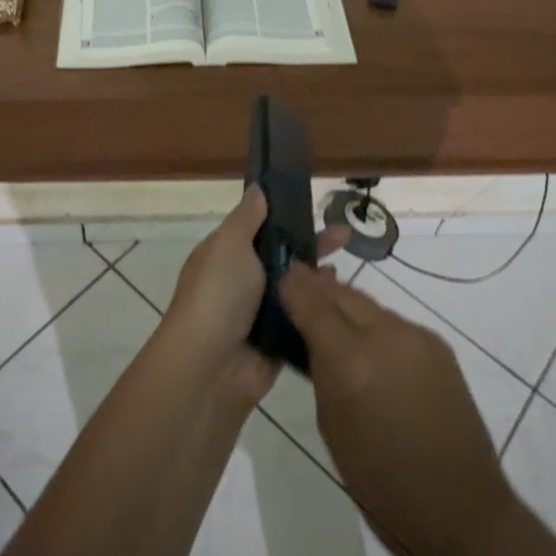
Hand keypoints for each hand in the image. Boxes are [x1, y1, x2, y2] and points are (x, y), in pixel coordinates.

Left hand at [162, 185, 349, 402]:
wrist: (209, 367)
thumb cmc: (218, 295)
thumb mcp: (229, 244)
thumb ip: (247, 218)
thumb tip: (257, 189)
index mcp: (225, 256)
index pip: (260, 230)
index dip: (286, 218)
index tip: (315, 208)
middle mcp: (240, 284)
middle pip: (282, 259)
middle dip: (311, 247)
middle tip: (346, 237)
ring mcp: (258, 316)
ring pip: (294, 291)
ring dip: (317, 281)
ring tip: (344, 270)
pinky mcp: (276, 345)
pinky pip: (301, 322)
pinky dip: (318, 313)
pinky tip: (339, 303)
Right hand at [278, 267, 555, 555]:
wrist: (457, 505)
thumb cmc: (379, 479)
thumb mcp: (332, 425)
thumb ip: (320, 370)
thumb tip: (312, 338)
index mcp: (353, 360)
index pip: (314, 302)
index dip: (294, 285)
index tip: (280, 274)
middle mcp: (387, 335)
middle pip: (344, 295)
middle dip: (320, 289)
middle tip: (300, 289)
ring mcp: (419, 337)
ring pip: (372, 307)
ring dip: (349, 308)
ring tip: (332, 320)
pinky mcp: (440, 347)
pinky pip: (396, 325)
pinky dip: (376, 327)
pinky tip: (371, 347)